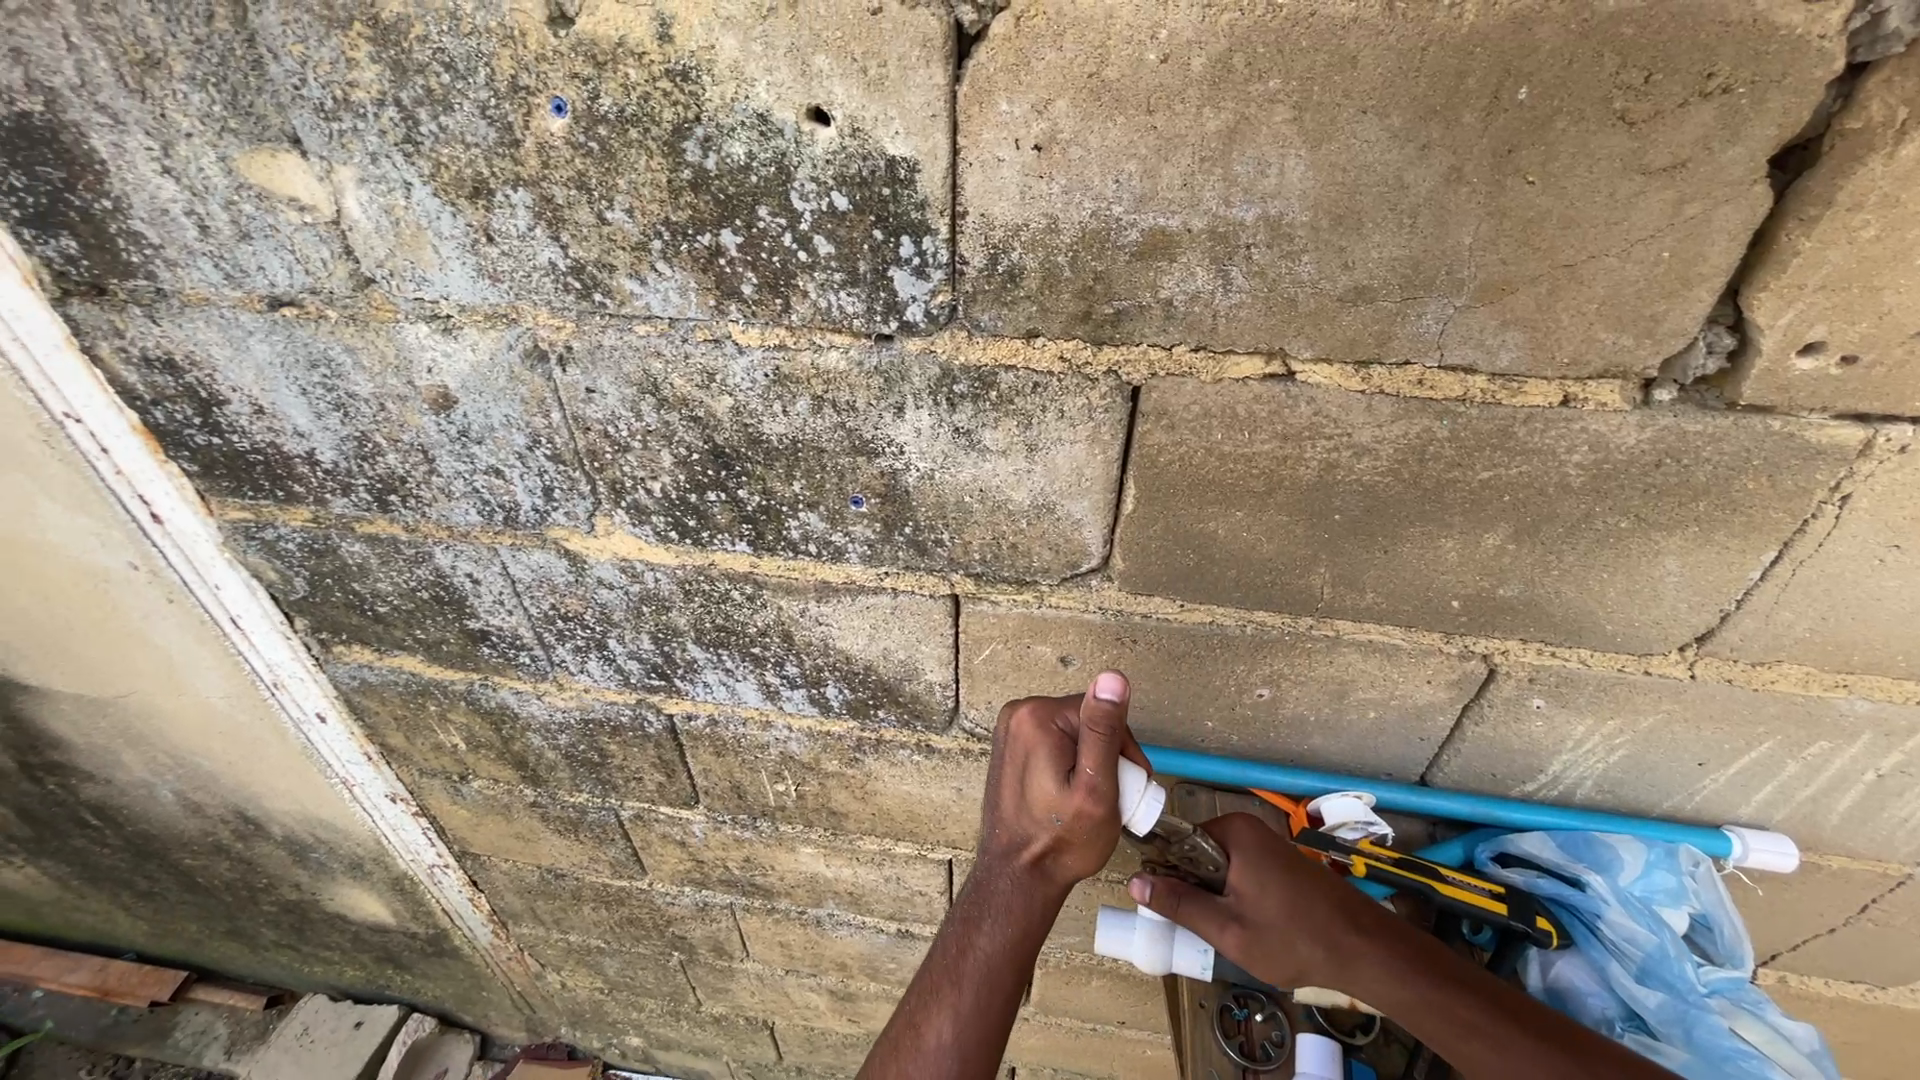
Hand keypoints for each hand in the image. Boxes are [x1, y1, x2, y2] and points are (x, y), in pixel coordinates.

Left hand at [973, 671, 1151, 897]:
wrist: (1019, 877)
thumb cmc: (1060, 841)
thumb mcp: (1096, 786)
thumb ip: (1104, 729)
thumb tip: (1113, 677)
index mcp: (1036, 717)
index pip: (1102, 712)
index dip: (1122, 751)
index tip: (1125, 786)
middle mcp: (1017, 715)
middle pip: (1086, 721)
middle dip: (1105, 757)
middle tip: (1107, 799)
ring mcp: (1010, 732)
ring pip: (1073, 735)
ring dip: (1089, 764)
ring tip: (1087, 802)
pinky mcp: (1011, 749)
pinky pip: (1054, 745)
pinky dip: (1069, 768)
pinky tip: (1068, 798)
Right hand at [1128, 813, 1397, 991]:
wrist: (1368, 949)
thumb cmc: (1295, 938)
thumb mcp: (1228, 929)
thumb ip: (1179, 904)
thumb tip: (1135, 882)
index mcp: (1231, 832)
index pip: (1176, 842)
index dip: (1167, 875)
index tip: (1170, 908)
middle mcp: (1246, 827)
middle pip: (1196, 854)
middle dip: (1194, 889)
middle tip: (1205, 927)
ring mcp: (1265, 843)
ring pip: (1218, 867)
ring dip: (1216, 896)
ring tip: (1229, 929)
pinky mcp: (1279, 861)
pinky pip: (1239, 871)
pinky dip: (1236, 895)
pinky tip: (1250, 925)